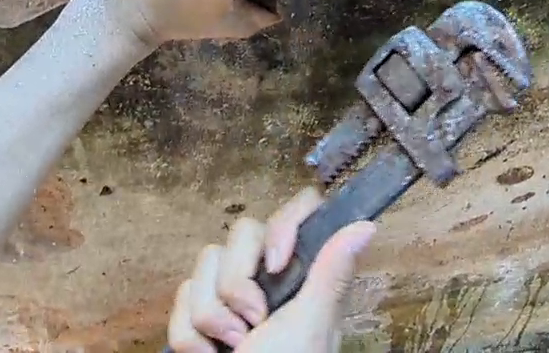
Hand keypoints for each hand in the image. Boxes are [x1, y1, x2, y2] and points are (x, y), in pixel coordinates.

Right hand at [168, 189, 374, 352]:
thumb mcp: (311, 328)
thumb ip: (331, 274)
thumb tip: (367, 224)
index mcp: (301, 270)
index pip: (296, 209)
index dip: (282, 224)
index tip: (276, 264)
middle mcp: (266, 273)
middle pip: (241, 232)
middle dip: (237, 285)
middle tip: (254, 324)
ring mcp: (230, 292)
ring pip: (206, 261)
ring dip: (213, 316)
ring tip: (234, 347)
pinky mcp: (199, 312)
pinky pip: (181, 295)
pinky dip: (190, 335)